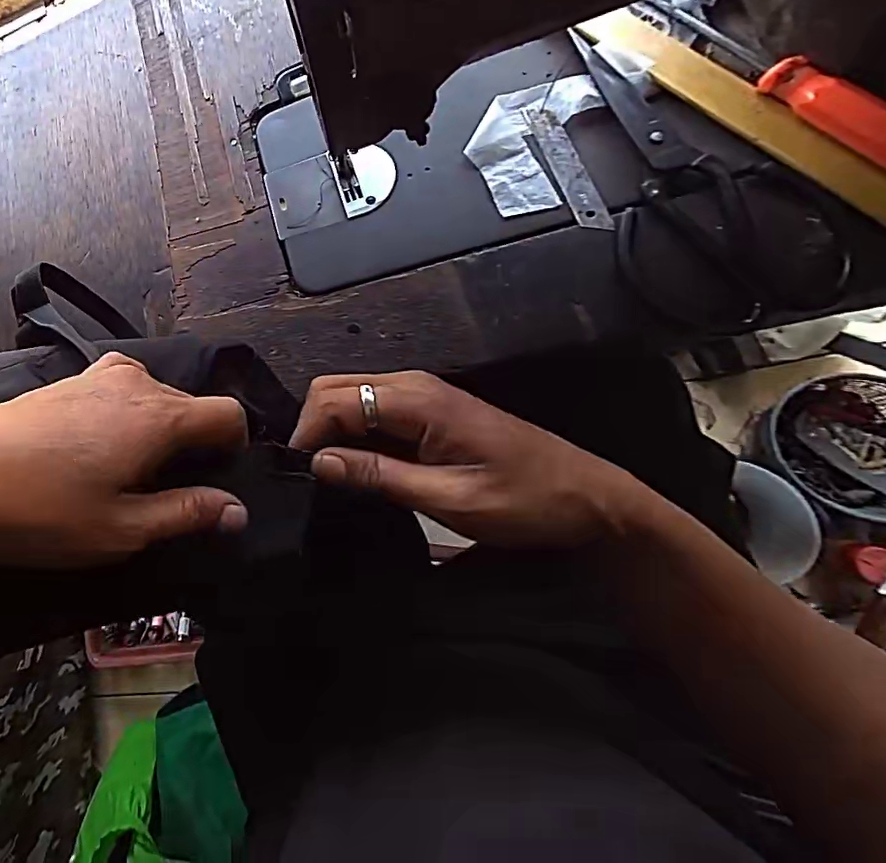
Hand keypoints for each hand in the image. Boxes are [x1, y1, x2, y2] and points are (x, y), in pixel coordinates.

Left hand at [0, 353, 249, 567]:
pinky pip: (119, 395)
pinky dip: (123, 422)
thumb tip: (236, 510)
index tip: (213, 485)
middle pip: (191, 406)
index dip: (234, 449)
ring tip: (120, 479)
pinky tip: (87, 458)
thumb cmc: (38, 510)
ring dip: (154, 435)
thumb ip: (187, 514)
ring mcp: (97, 375)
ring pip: (153, 400)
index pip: (229, 413)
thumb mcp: (121, 530)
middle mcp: (135, 382)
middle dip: (191, 447)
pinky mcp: (66, 380)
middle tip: (160, 497)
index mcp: (159, 414)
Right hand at [290, 371, 655, 549]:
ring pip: (348, 397)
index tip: (298, 475)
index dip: (307, 434)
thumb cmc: (525, 499)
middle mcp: (411, 386)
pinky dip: (350, 434)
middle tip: (310, 477)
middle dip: (312, 427)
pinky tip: (354, 467)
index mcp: (417, 400)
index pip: (334, 399)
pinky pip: (369, 411)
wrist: (587, 498)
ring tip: (328, 476)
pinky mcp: (424, 412)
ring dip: (329, 431)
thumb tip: (319, 463)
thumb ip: (380, 476)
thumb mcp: (450, 498)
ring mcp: (419, 396)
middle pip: (334, 389)